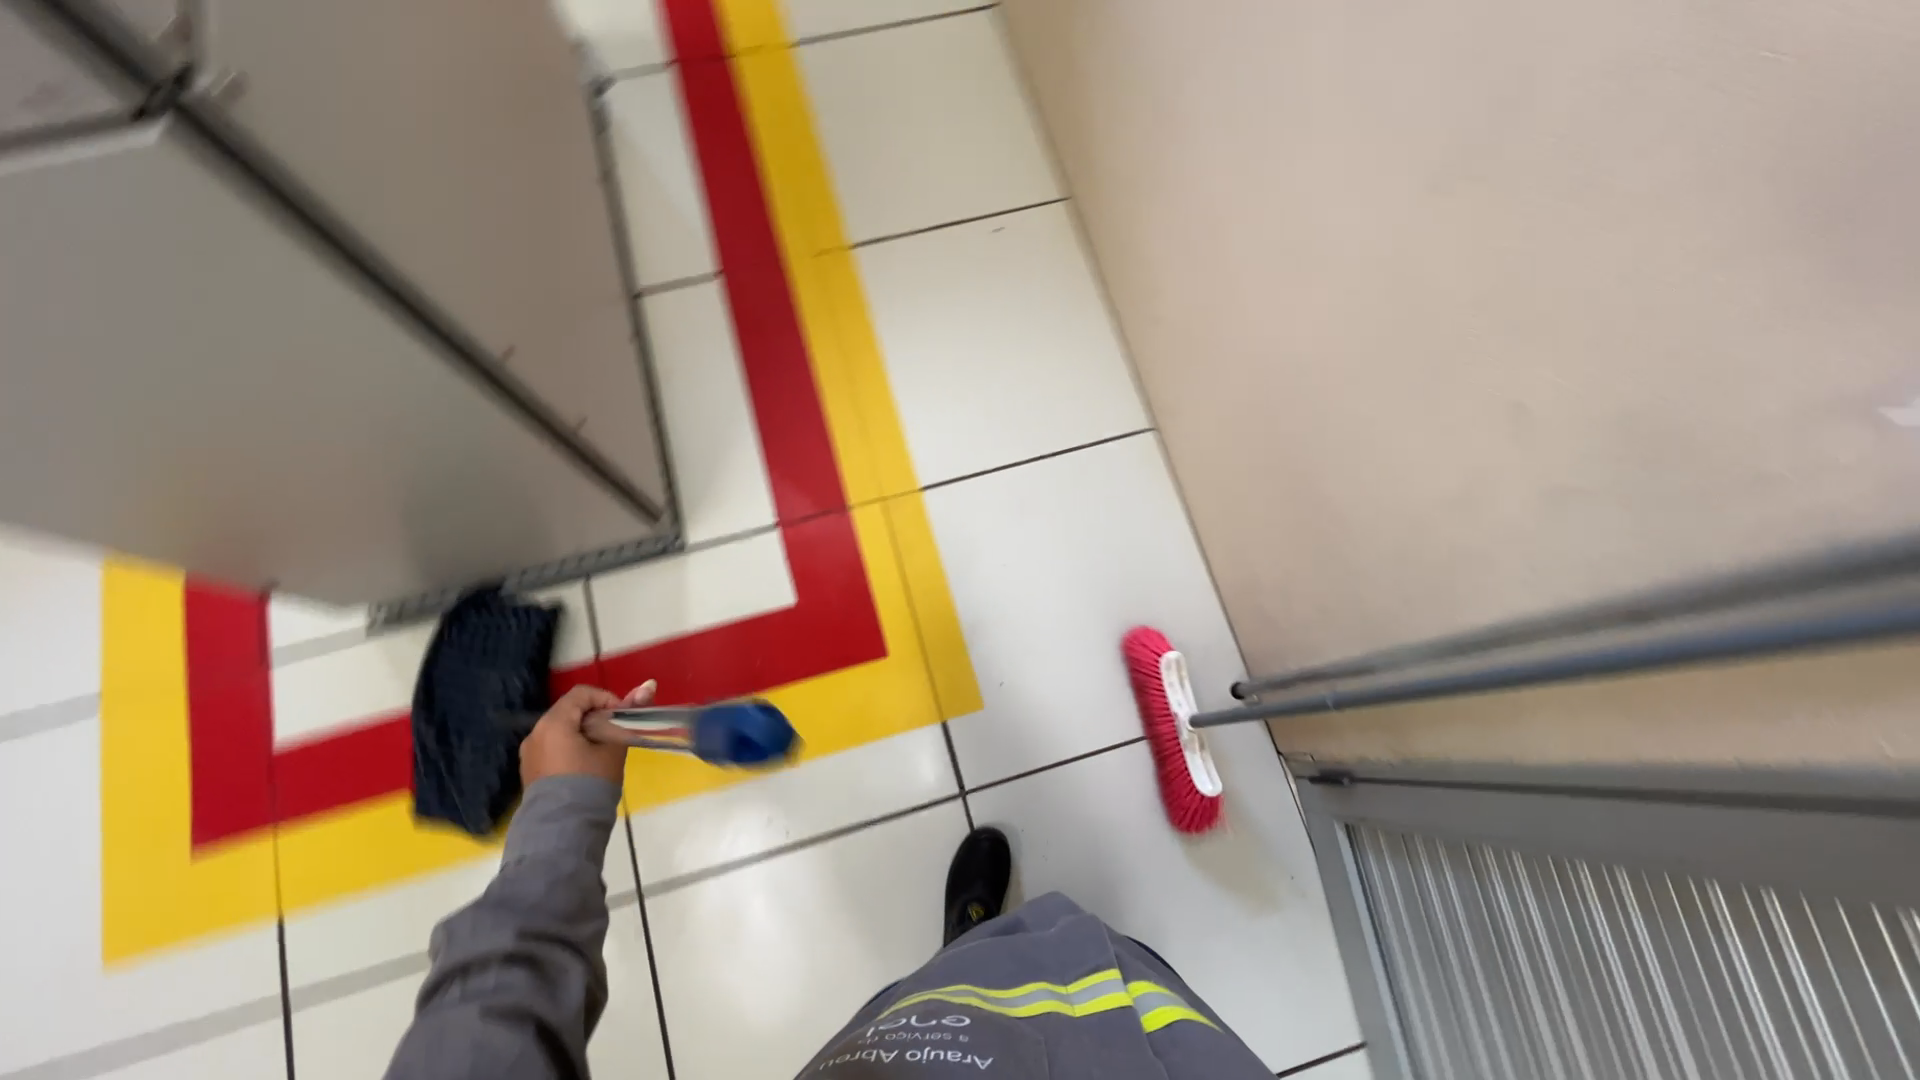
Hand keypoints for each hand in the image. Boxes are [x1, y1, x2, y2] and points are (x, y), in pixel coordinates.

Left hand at [520, 680, 656, 787]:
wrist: (565, 829)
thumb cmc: (592, 783)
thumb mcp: (615, 746)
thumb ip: (629, 714)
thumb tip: (649, 684)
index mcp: (554, 723)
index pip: (582, 694)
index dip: (607, 700)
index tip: (621, 718)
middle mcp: (535, 732)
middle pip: (571, 711)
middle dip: (596, 717)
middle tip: (615, 735)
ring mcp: (530, 752)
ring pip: (562, 729)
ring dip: (584, 732)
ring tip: (602, 752)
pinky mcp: (530, 769)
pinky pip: (553, 747)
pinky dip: (571, 747)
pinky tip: (585, 767)